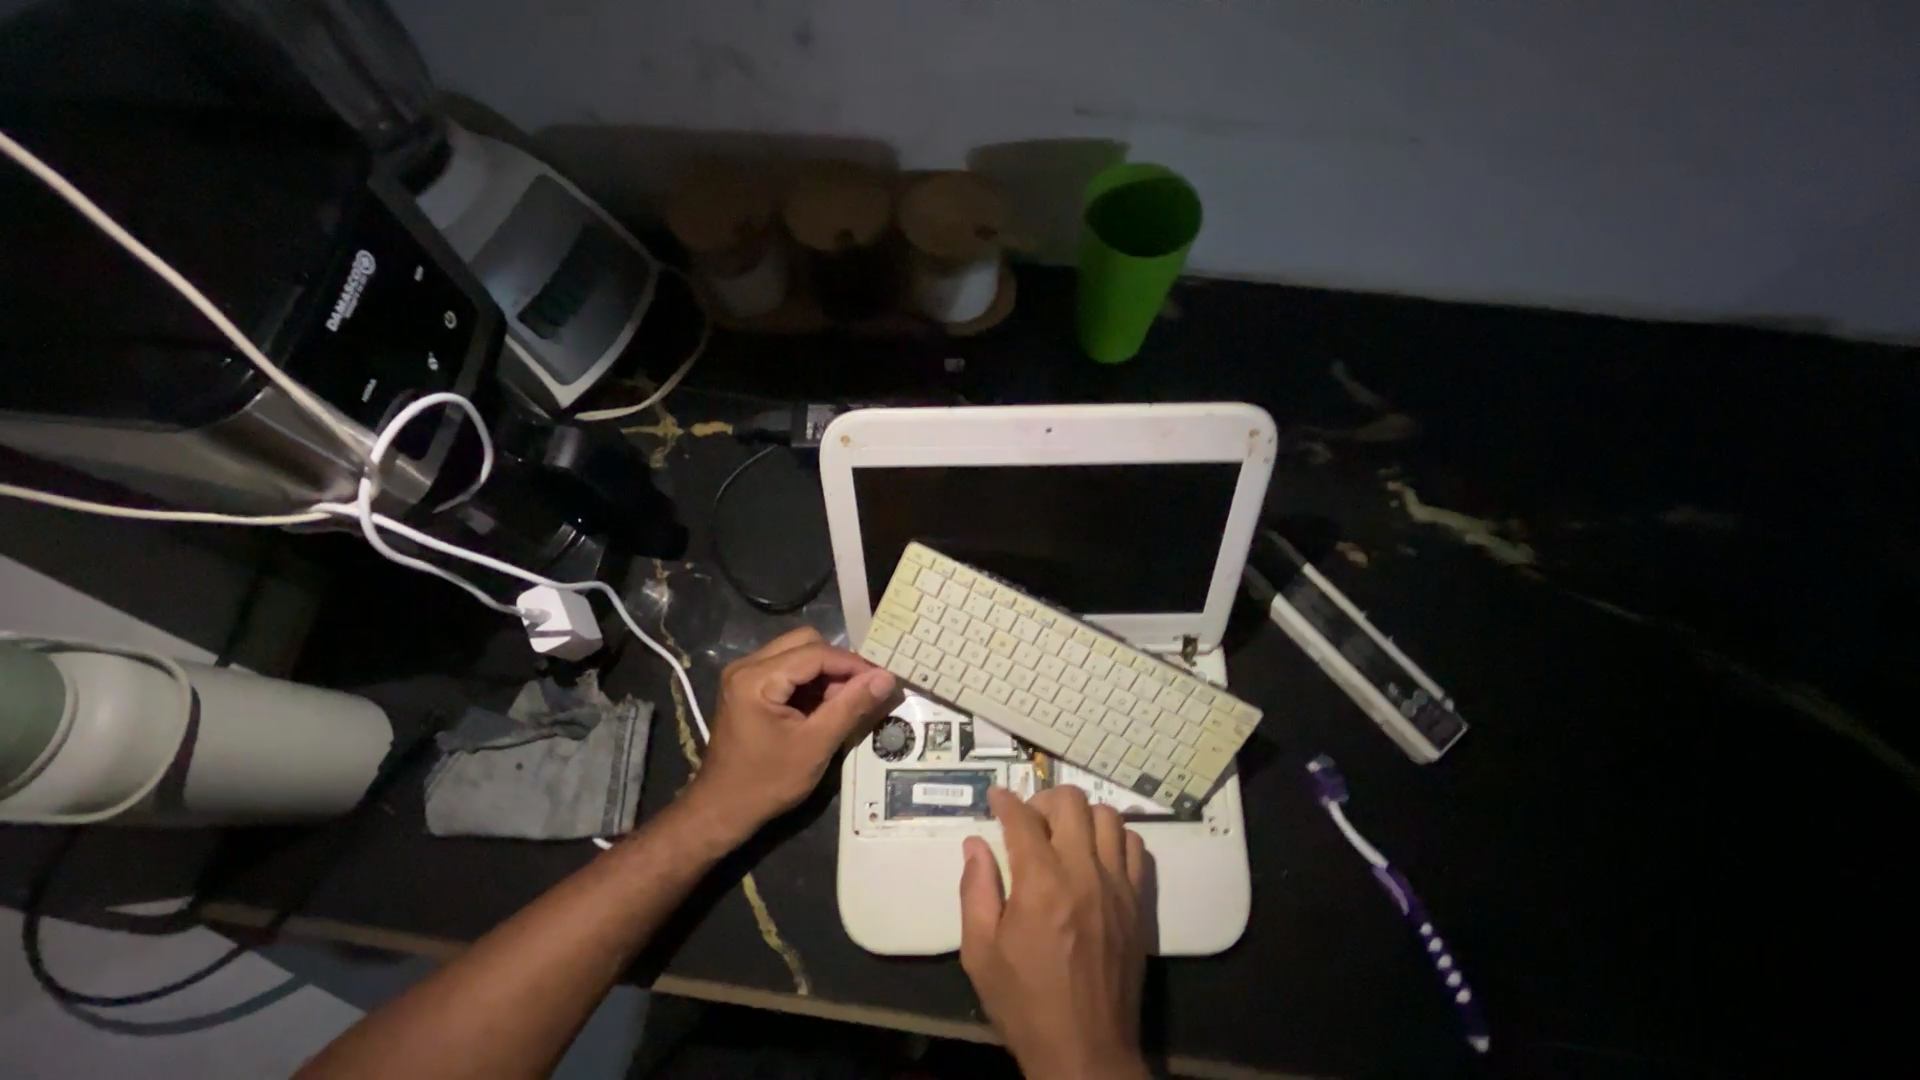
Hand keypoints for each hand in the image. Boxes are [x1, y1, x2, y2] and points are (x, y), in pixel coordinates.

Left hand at [683, 627, 896, 840]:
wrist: (723, 808)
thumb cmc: (768, 781)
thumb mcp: (817, 744)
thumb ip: (851, 705)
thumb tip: (886, 677)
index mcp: (757, 678)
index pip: (815, 652)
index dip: (852, 663)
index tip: (883, 679)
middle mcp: (746, 665)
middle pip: (805, 642)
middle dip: (837, 664)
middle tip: (861, 690)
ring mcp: (744, 674)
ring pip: (797, 652)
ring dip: (825, 672)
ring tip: (845, 701)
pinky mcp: (747, 686)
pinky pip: (787, 668)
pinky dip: (809, 681)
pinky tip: (823, 705)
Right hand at [961, 786, 1153, 1079]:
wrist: (1085, 1051)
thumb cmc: (1025, 1003)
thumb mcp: (980, 953)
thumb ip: (975, 890)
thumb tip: (975, 845)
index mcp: (1040, 883)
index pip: (1023, 818)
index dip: (1005, 801)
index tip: (996, 797)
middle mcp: (1083, 872)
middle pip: (1072, 803)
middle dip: (1044, 800)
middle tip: (1029, 820)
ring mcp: (1117, 886)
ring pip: (1108, 817)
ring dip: (1081, 816)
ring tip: (1064, 835)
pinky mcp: (1139, 903)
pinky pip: (1135, 847)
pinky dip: (1115, 838)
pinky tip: (1098, 855)